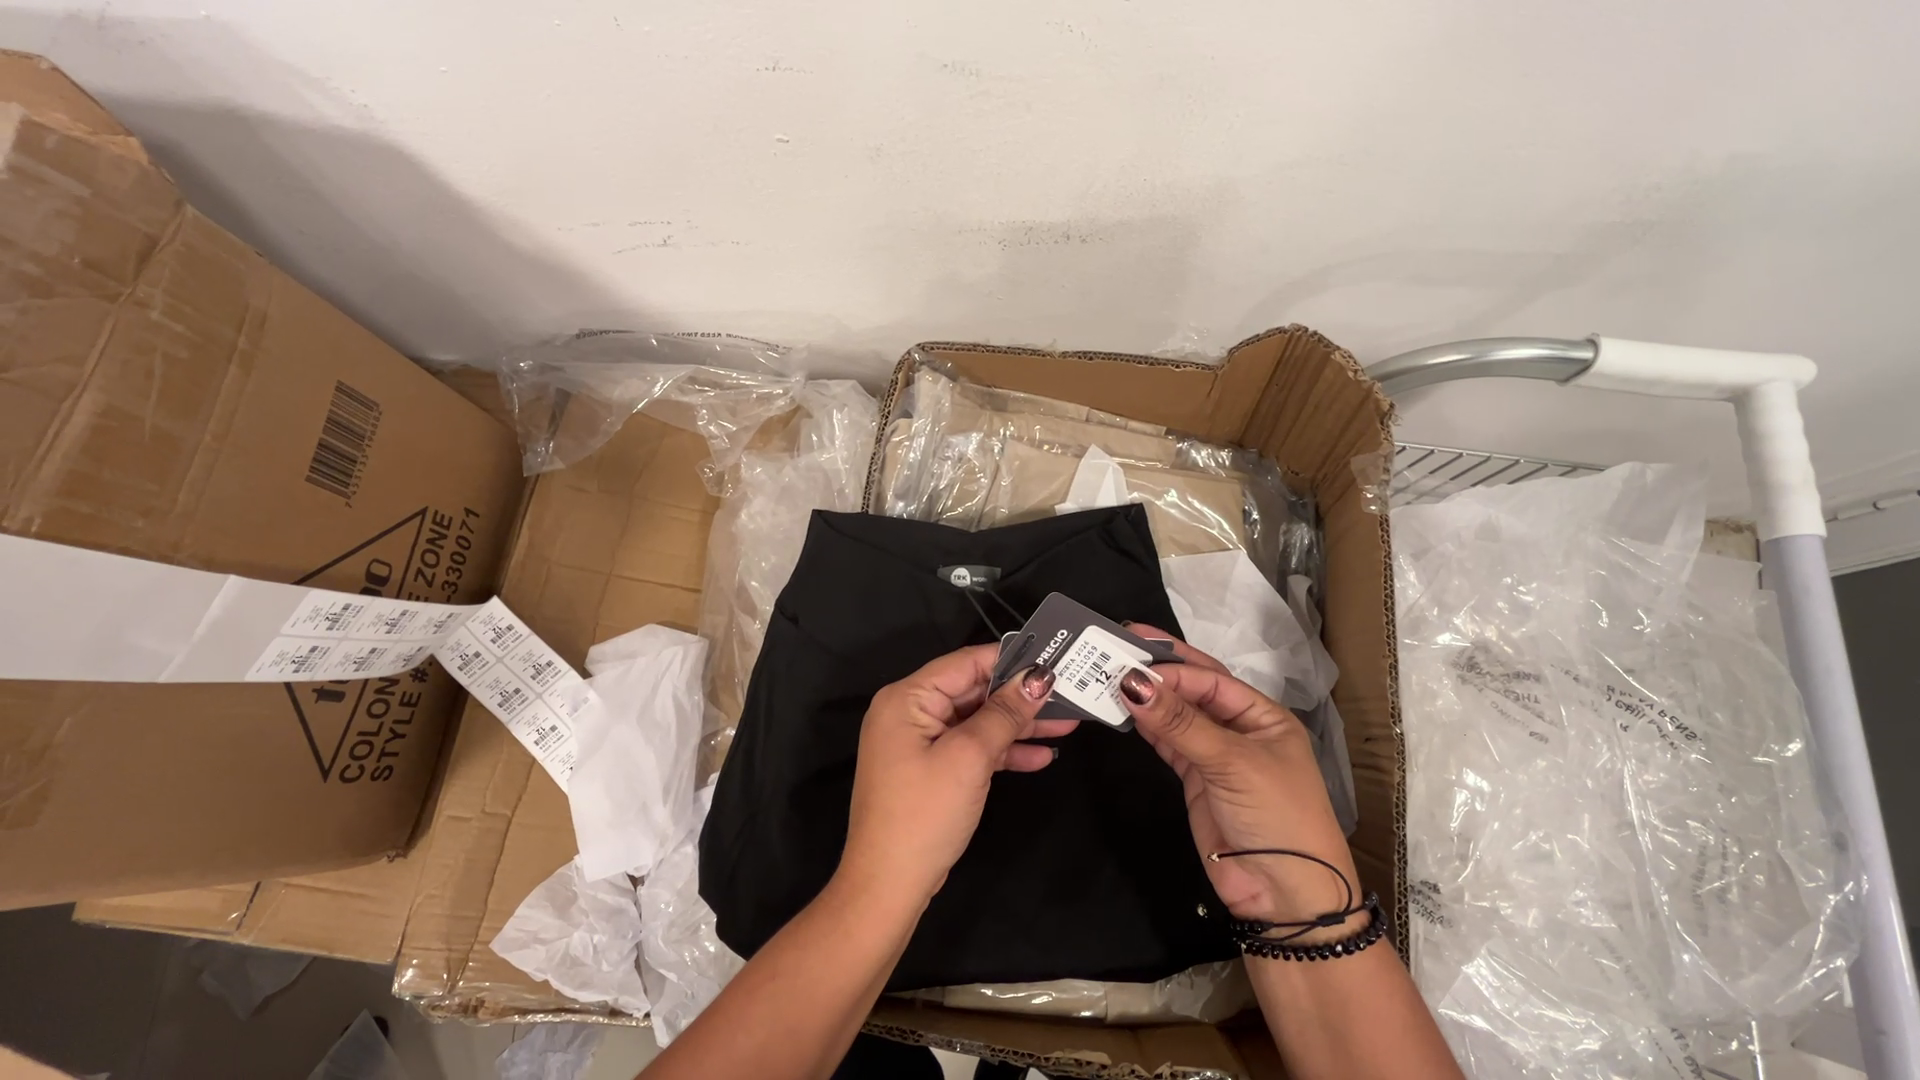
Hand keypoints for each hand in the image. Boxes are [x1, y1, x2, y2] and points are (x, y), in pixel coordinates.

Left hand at [838, 644, 1073, 906]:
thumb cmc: (926, 812)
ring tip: (1068, 726)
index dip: (1011, 660)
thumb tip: (1038, 676)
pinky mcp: (929, 770)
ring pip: (977, 722)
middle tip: (1070, 694)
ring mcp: (918, 743)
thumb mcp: (970, 757)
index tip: (1055, 658)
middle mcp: (909, 712)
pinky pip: (970, 749)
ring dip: (1018, 726)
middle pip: (973, 692)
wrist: (889, 885)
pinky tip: (1041, 758)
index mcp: (907, 698)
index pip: (965, 663)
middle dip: (1020, 696)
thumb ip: (1004, 713)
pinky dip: (1002, 752)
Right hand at [1120, 628, 1357, 932]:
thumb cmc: (1276, 815)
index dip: (1172, 668)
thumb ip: (1180, 722)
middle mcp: (1240, 729)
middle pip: (1193, 691)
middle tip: (1115, 644)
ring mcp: (1216, 756)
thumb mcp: (1232, 762)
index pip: (1211, 680)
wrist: (1284, 895)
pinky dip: (1146, 727)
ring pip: (1176, 716)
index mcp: (1263, 716)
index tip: (1130, 658)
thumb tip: (1131, 682)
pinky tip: (1123, 711)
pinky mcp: (1196, 780)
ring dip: (1147, 698)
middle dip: (1158, 670)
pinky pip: (1168, 743)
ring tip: (1107, 674)